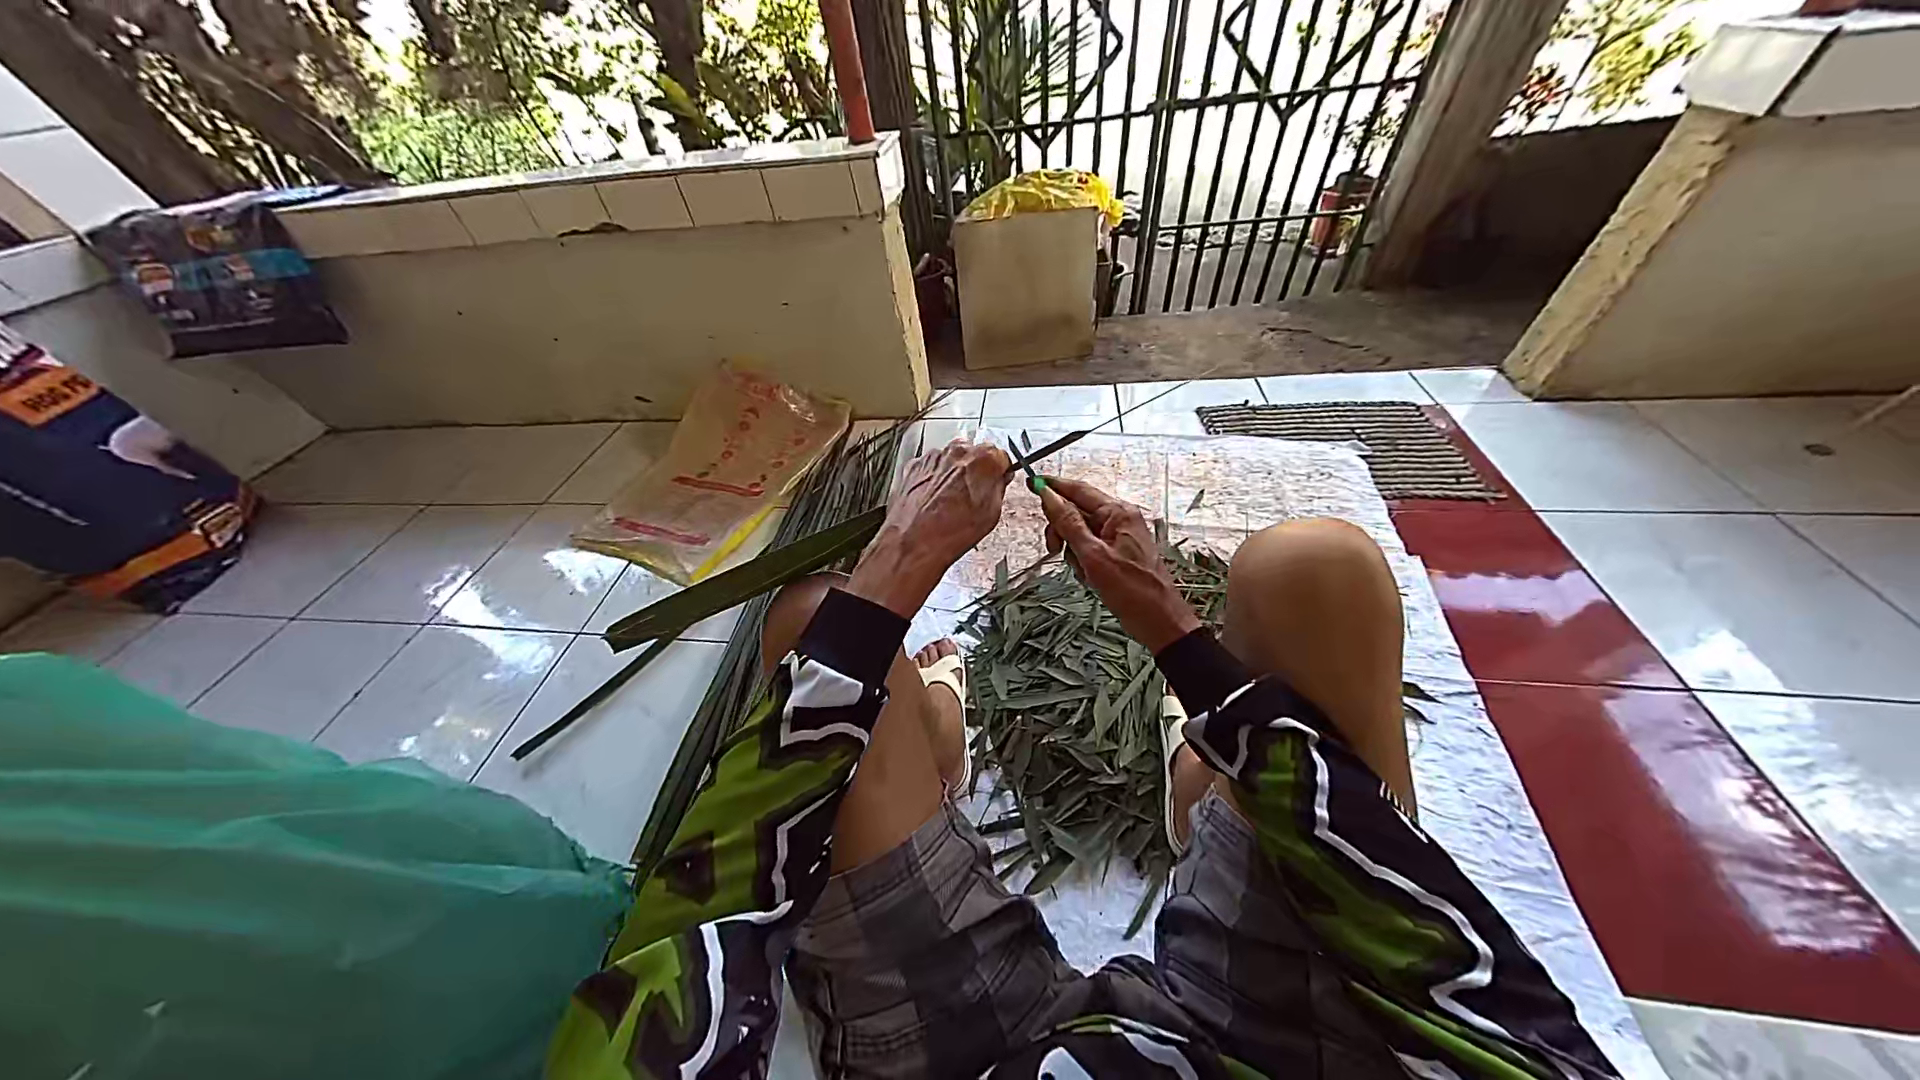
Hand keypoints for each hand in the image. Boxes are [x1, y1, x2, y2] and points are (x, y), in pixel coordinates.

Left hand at [847, 438, 1011, 616]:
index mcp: (983, 459)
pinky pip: (931, 468)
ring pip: (951, 460)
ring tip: (953, 503)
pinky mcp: (915, 466)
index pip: (1000, 456)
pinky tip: (936, 502)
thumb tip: (998, 482)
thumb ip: (998, 489)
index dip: (1000, 470)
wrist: (914, 541)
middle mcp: (957, 452)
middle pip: (974, 454)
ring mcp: (934, 457)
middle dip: (976, 471)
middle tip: (975, 495)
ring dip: (953, 475)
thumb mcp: (991, 514)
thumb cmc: (949, 531)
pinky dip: (935, 480)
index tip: (998, 480)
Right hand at [1035, 476, 1201, 651]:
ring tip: (1082, 570)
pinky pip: (1089, 548)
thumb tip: (1049, 496)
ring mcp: (1119, 536)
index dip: (1053, 486)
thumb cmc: (1133, 591)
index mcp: (1118, 513)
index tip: (1032, 483)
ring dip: (1072, 550)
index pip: (1078, 490)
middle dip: (1061, 529)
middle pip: (1077, 511)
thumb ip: (1069, 523)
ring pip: (1080, 532)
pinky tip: (1090, 576)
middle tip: (1055, 548)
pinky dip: (1082, 560)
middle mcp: (1120, 519)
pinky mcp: (1117, 553)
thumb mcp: (1093, 555)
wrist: (1159, 621)